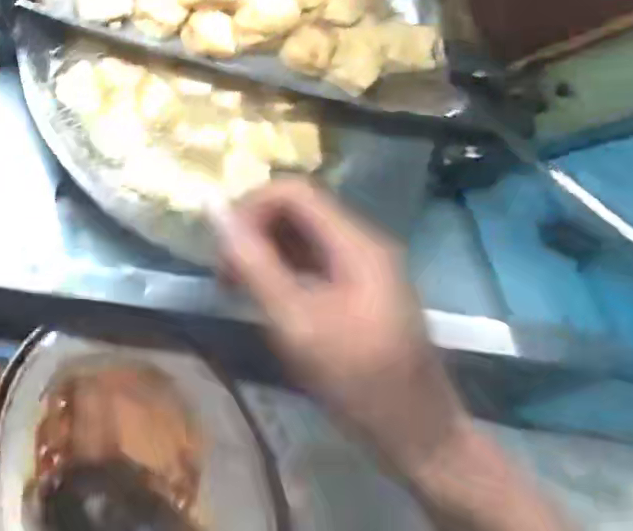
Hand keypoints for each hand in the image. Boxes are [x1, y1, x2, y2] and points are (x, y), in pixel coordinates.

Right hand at [215, 180, 468, 479]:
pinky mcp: (357, 285)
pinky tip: (263, 295)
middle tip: (225, 269)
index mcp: (356, 245)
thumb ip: (252, 262)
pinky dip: (278, 265)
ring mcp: (363, 265)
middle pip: (294, 207)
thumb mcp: (295, 322)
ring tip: (236, 284)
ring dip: (260, 247)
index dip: (250, 206)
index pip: (292, 191)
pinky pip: (308, 255)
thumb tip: (210, 208)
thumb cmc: (358, 380)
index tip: (226, 246)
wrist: (422, 442)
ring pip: (297, 231)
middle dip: (251, 228)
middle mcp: (362, 243)